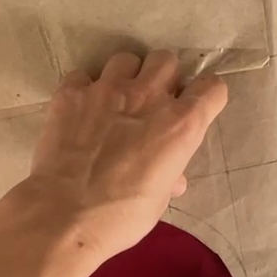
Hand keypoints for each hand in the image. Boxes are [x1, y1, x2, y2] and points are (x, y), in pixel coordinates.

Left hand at [0, 50, 227, 268]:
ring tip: (115, 101)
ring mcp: (107, 90)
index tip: (197, 106)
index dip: (206, 96)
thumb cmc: (121, 216)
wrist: (65, 216)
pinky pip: (83, 76)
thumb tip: (172, 178)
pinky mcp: (71, 93)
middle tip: (152, 102)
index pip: (211, 88)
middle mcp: (148, 97)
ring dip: (125, 77)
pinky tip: (80, 111)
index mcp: (180, 125)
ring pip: (126, 60)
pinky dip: (85, 89)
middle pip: (166, 60)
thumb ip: (169, 175)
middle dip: (163, 77)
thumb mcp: (158, 200)